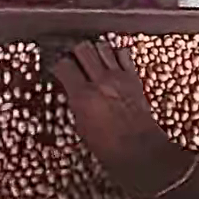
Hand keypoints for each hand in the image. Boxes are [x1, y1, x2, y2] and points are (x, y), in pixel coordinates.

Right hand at [50, 41, 194, 197]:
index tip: (56, 66)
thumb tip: (73, 92)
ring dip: (95, 50)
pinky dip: (115, 53)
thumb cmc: (112, 150)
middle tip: (73, 59)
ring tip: (92, 58)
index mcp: (84, 97)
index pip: (64, 65)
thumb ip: (77, 104)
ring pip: (102, 46)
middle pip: (83, 48)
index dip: (58, 63)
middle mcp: (100, 81)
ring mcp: (118, 77)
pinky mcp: (133, 77)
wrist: (142, 153)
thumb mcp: (83, 129)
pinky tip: (112, 61)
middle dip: (75, 52)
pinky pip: (123, 53)